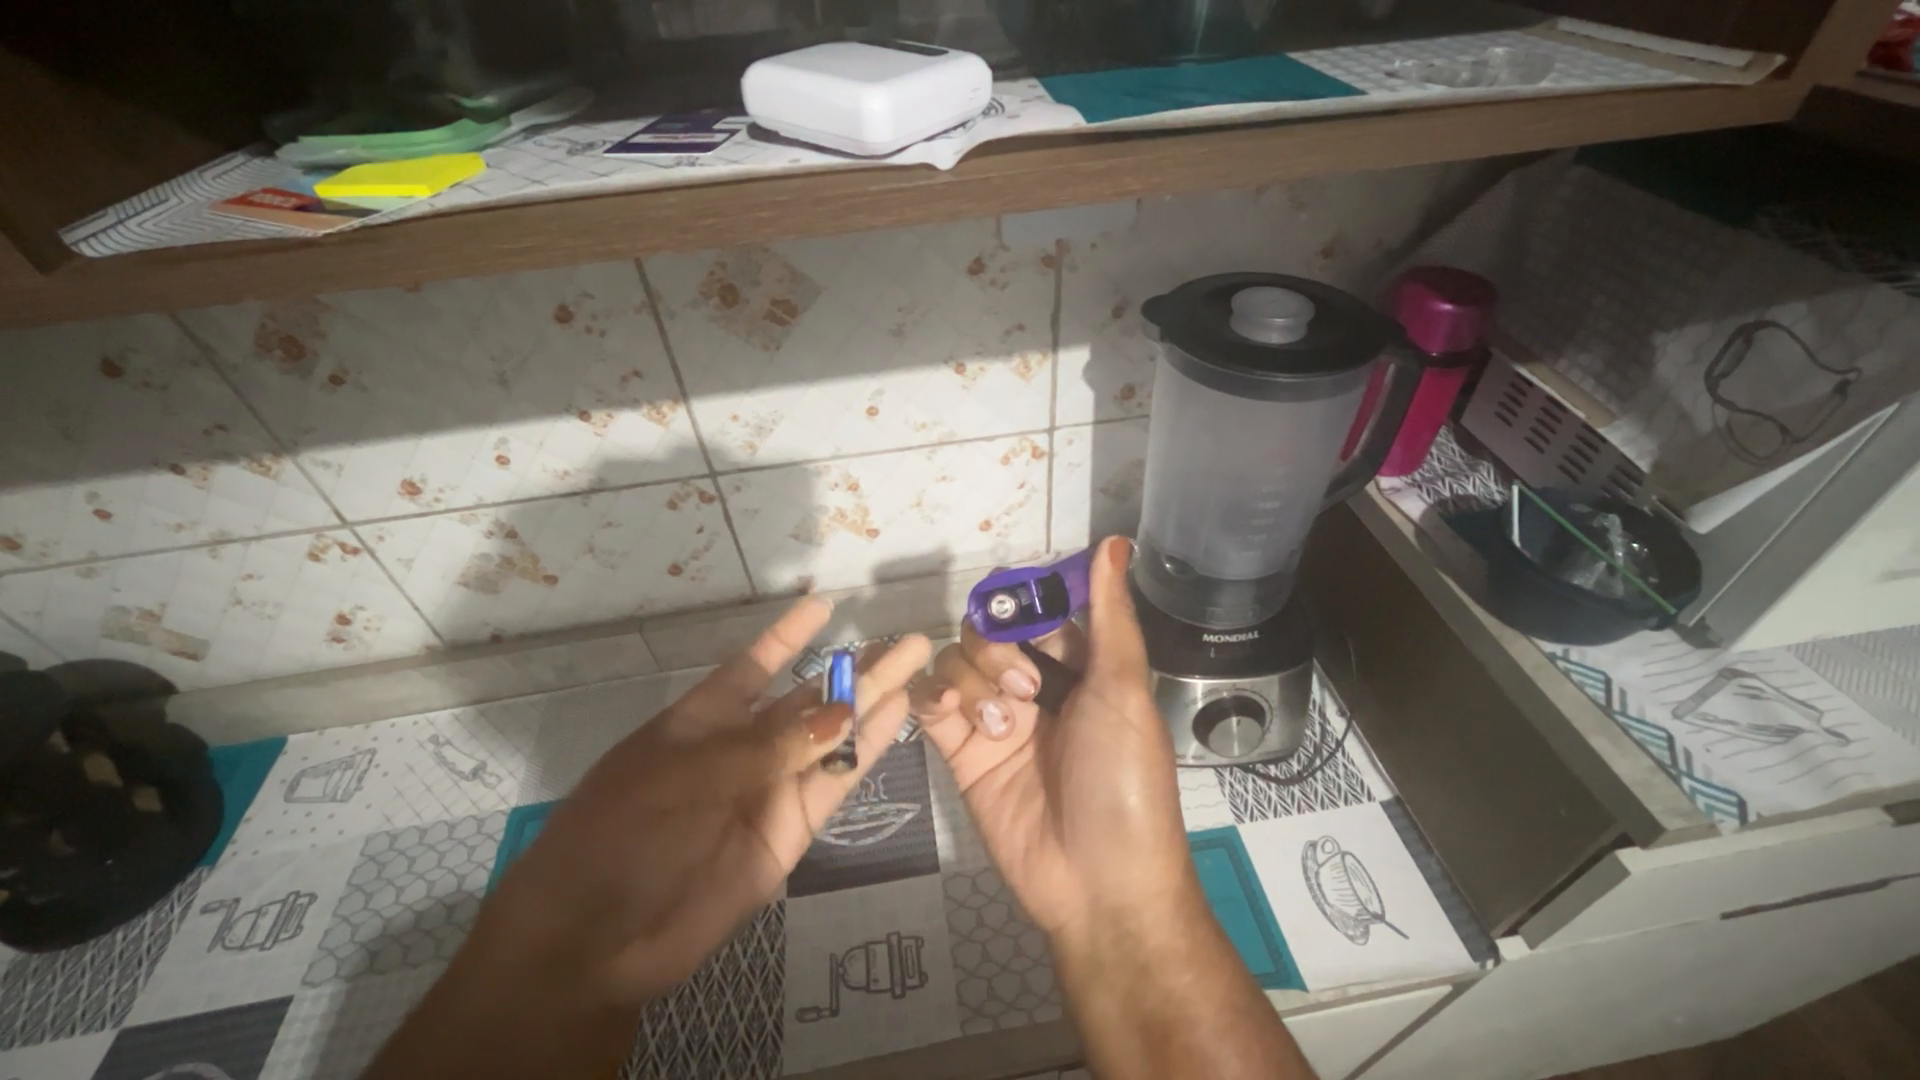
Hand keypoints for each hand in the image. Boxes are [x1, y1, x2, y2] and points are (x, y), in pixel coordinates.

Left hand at [485, 598, 930, 1001]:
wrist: (597, 943)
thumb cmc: (620, 837)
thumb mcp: (685, 777)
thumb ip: (767, 747)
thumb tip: (843, 713)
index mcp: (700, 723)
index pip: (752, 667)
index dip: (787, 637)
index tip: (826, 606)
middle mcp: (741, 750)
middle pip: (805, 701)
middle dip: (852, 671)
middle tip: (908, 641)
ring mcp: (768, 791)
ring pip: (830, 740)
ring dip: (871, 704)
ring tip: (916, 668)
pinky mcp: (790, 833)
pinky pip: (833, 785)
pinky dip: (865, 754)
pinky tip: (896, 719)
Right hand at [917, 541, 1307, 1079]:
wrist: (1097, 883)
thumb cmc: (1123, 780)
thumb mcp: (1123, 689)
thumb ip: (1109, 614)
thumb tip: (1117, 540)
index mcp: (1084, 669)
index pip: (1041, 611)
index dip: (1028, 605)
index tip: (1026, 616)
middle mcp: (1037, 687)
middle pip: (989, 630)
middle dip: (999, 647)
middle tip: (1027, 688)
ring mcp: (995, 719)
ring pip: (956, 659)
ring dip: (974, 678)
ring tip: (1003, 723)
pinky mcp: (961, 751)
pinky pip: (931, 701)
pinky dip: (935, 696)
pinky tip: (958, 717)